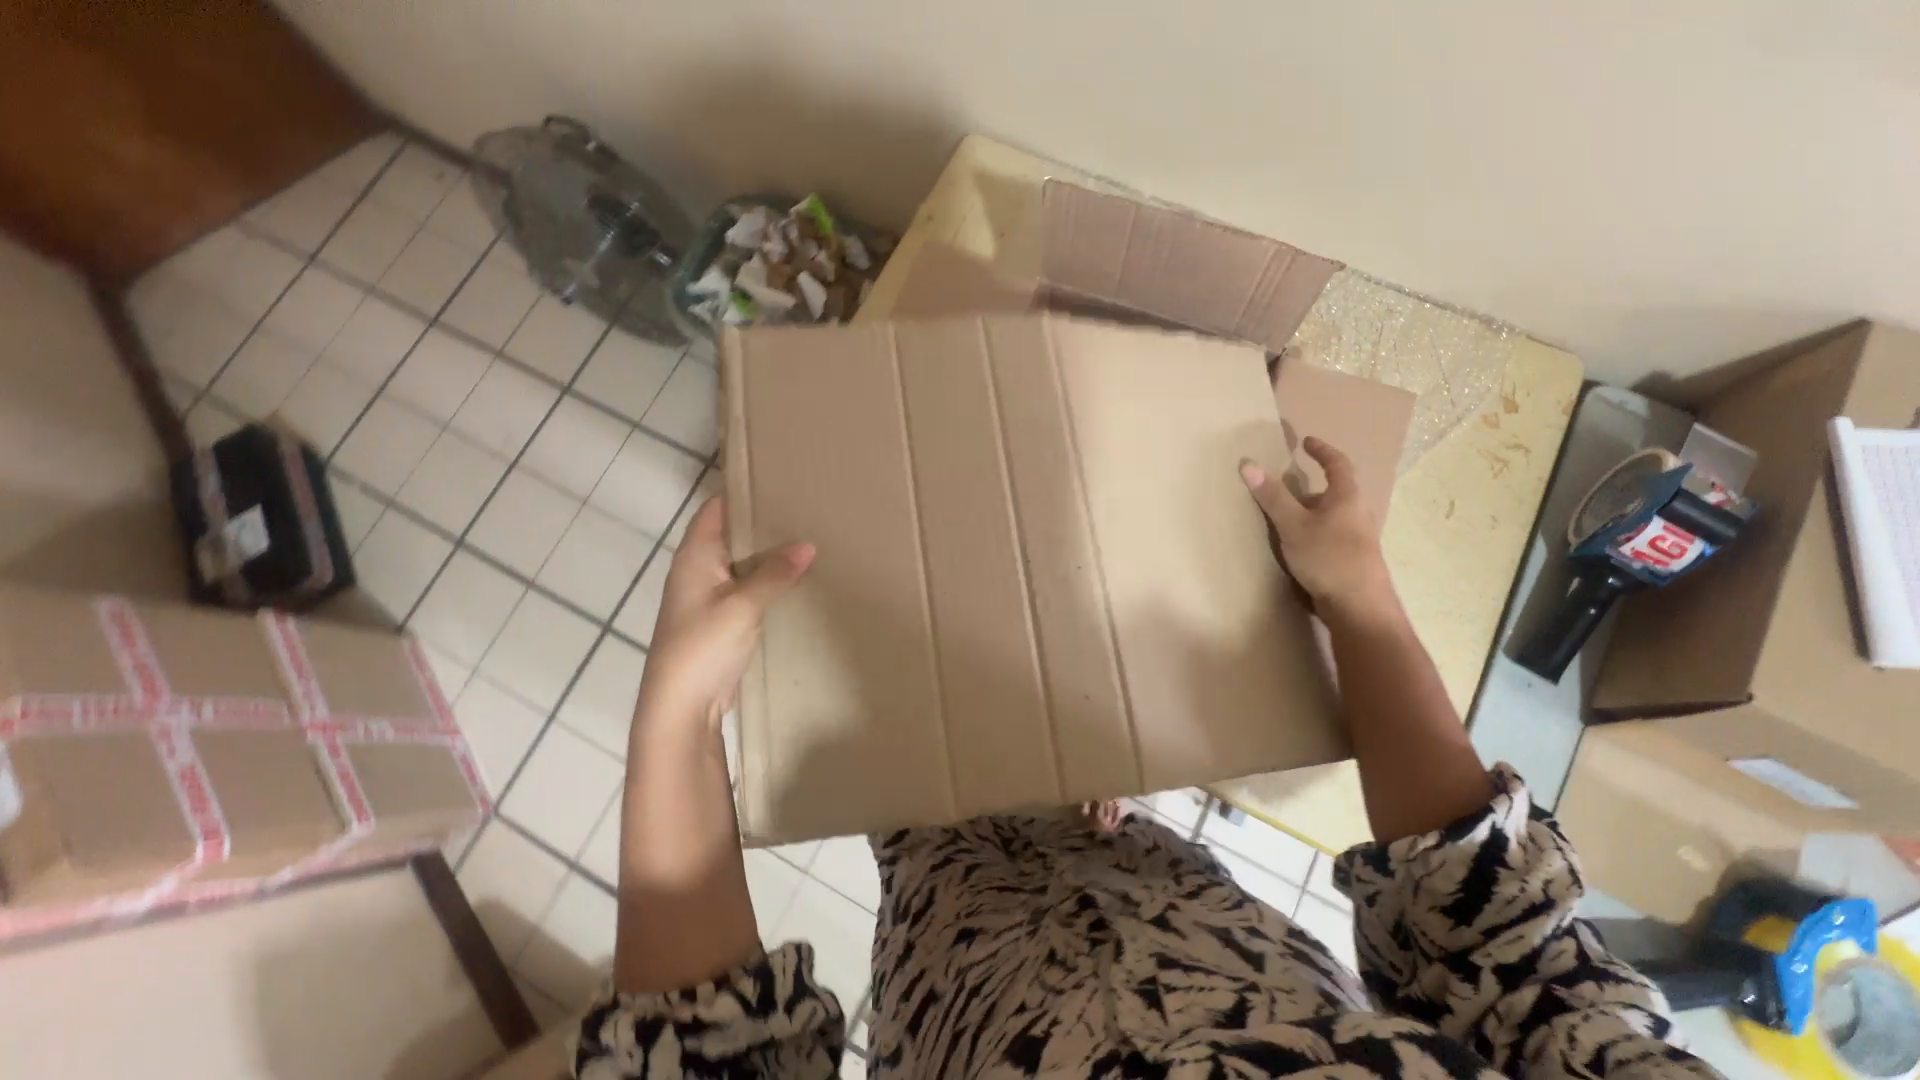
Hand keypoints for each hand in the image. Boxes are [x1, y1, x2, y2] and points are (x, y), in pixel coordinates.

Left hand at [636, 496, 813, 732]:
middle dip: (763, 522)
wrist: (681, 707)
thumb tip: (808, 545)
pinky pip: (748, 590)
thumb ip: (775, 574)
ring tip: (810, 537)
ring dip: (768, 555)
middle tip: (806, 507)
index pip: (716, 508)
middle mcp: (699, 571)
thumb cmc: (702, 647)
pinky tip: (797, 581)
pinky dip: (768, 583)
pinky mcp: (722, 622)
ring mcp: (709, 597)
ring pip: (742, 564)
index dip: (743, 491)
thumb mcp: (743, 606)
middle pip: (732, 534)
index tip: (780, 479)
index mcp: (694, 556)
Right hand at [1240, 437, 1394, 616]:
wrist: (1359, 607)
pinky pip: (1330, 538)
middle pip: (1335, 493)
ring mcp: (1358, 540)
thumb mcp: (1293, 525)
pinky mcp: (1352, 562)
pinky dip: (1313, 535)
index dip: (1322, 451)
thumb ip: (1272, 496)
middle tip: (1285, 491)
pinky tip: (1298, 551)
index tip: (1306, 442)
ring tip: (1285, 522)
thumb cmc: (1328, 558)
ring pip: (1332, 518)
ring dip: (1311, 515)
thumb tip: (1248, 464)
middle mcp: (1357, 514)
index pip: (1338, 464)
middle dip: (1310, 490)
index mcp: (1347, 498)